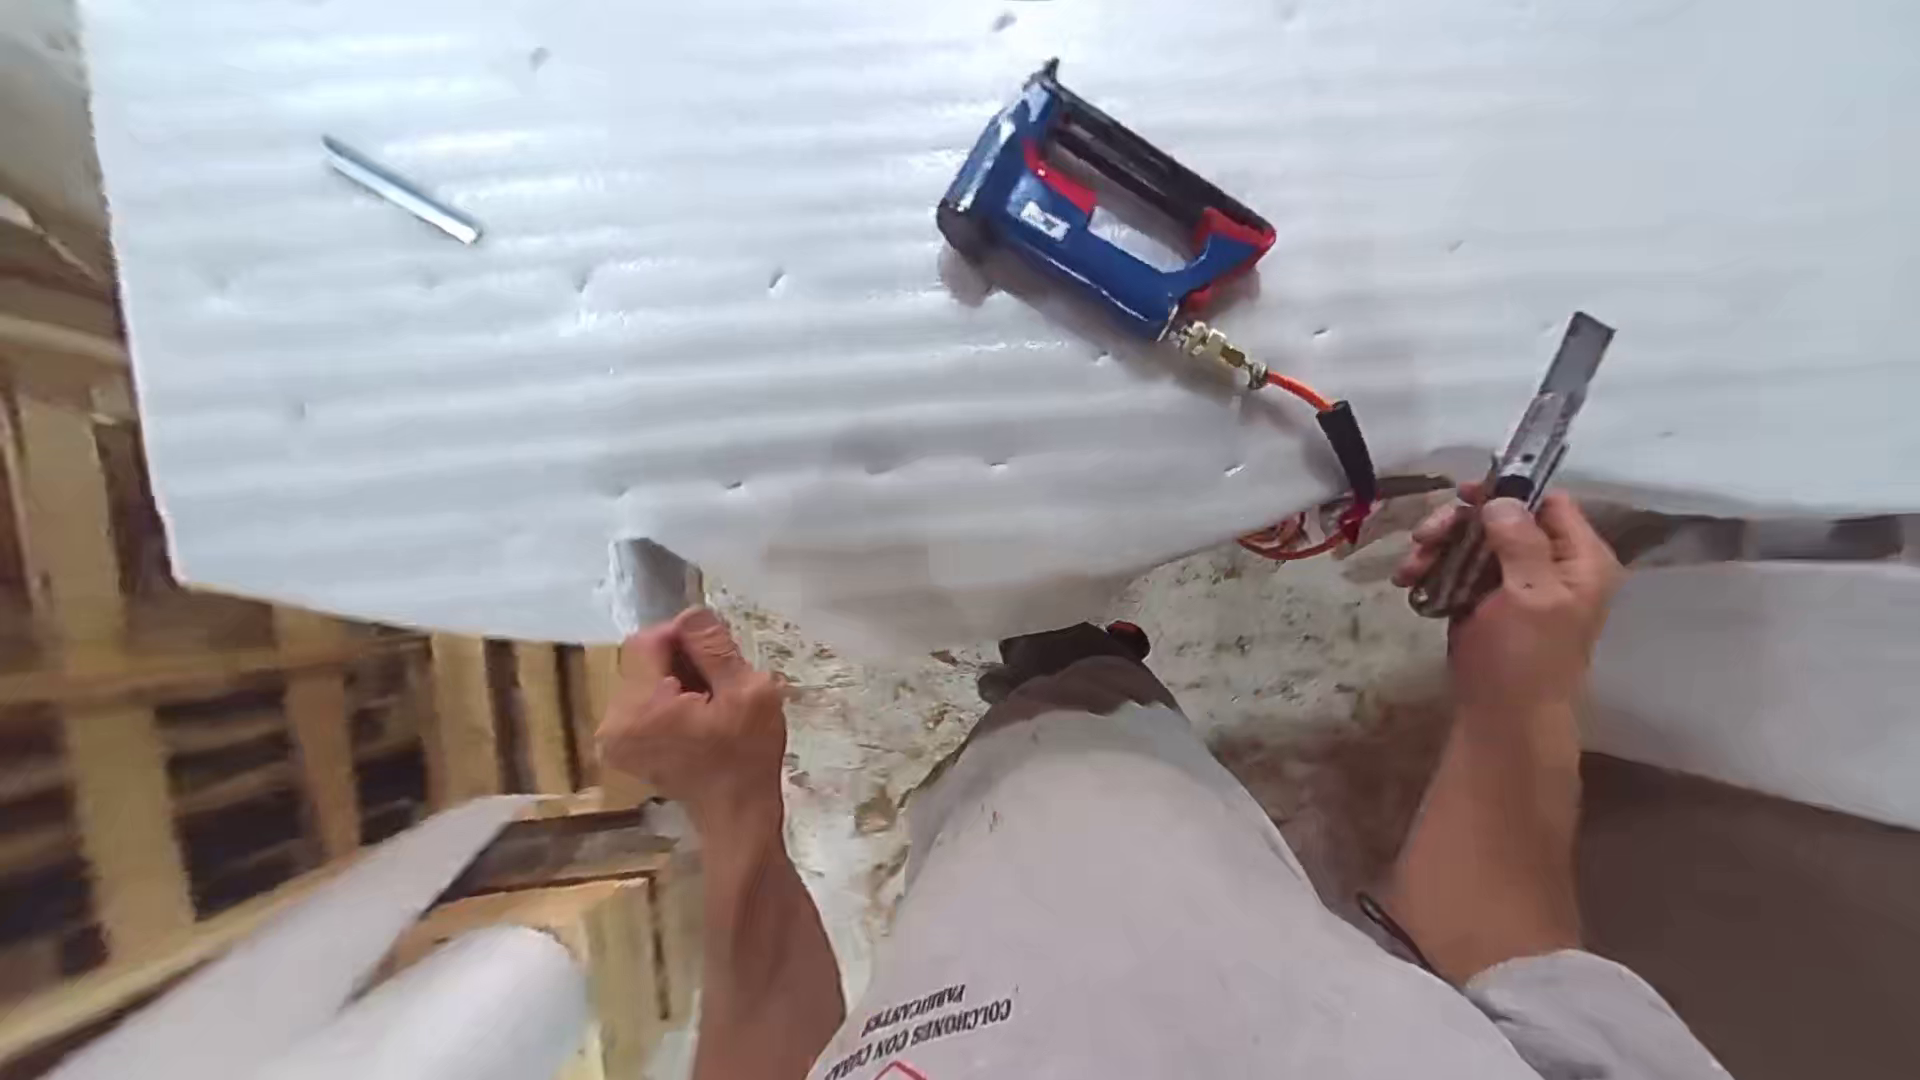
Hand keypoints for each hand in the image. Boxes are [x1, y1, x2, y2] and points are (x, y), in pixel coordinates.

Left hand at [596, 607, 787, 832]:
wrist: (739, 815)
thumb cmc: (748, 755)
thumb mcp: (747, 692)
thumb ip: (715, 647)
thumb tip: (692, 614)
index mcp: (639, 708)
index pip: (646, 640)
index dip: (684, 636)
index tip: (719, 652)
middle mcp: (613, 721)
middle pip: (643, 658)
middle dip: (684, 659)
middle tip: (724, 681)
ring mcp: (614, 737)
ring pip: (645, 677)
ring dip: (680, 677)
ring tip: (714, 700)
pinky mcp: (624, 746)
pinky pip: (644, 700)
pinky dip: (672, 697)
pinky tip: (700, 714)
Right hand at [1394, 487, 1620, 718]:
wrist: (1502, 712)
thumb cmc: (1524, 656)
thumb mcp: (1529, 597)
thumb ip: (1521, 545)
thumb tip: (1501, 499)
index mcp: (1577, 559)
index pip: (1549, 504)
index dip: (1508, 492)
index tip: (1461, 494)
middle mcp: (1546, 564)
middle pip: (1497, 520)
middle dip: (1455, 526)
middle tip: (1422, 538)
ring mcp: (1509, 581)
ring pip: (1467, 542)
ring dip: (1433, 549)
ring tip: (1408, 570)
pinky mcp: (1478, 597)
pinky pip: (1451, 567)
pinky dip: (1427, 569)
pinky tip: (1409, 582)